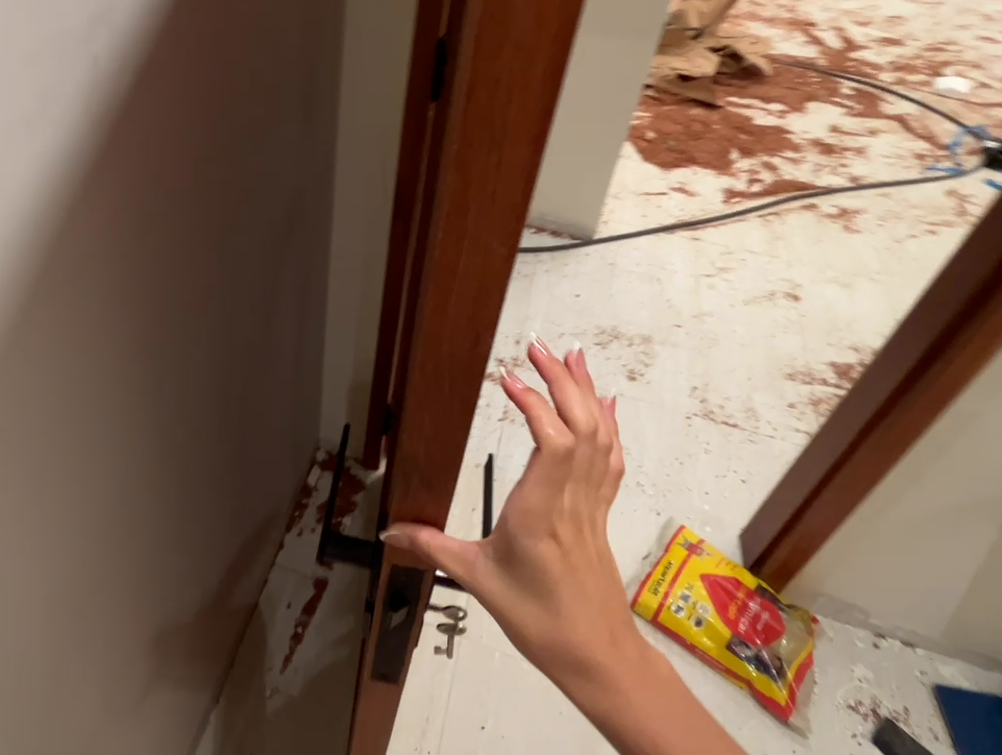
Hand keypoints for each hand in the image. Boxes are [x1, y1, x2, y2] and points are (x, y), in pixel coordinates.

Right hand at [382, 335, 638, 686]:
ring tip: (570, 354)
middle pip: (580, 425)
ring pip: (601, 435)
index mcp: (540, 510)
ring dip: (586, 391)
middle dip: (561, 380)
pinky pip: (611, 458)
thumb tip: (390, 530)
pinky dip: (609, 422)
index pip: (551, 441)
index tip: (506, 377)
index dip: (534, 403)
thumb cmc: (541, 620)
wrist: (599, 656)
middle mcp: (571, 498)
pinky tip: (605, 400)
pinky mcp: (600, 510)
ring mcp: (591, 502)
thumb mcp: (478, 581)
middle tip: (536, 345)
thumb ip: (433, 548)